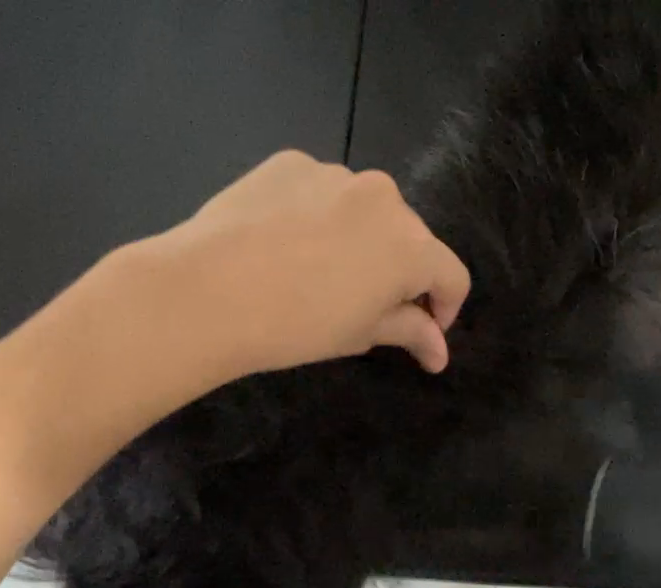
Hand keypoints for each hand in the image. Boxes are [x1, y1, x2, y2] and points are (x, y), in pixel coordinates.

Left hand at [77, 149, 470, 393]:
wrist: (207, 291)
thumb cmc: (298, 325)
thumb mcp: (362, 334)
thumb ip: (410, 332)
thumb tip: (439, 352)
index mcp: (412, 246)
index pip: (452, 276)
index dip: (444, 309)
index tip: (423, 332)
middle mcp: (384, 198)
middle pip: (412, 239)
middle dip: (402, 273)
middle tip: (369, 306)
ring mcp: (336, 174)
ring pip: (366, 212)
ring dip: (362, 241)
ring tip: (322, 273)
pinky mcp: (292, 163)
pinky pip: (323, 193)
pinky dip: (320, 217)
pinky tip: (288, 245)